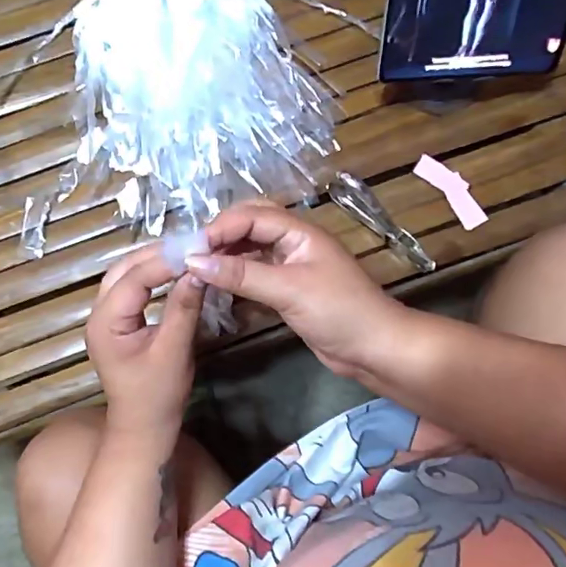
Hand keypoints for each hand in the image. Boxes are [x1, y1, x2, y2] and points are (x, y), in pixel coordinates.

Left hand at [86, 245, 206, 446]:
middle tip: (193, 245)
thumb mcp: (174, 351)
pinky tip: (174, 273)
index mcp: (106, 322)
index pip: (136, 277)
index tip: (198, 248)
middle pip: (125, 269)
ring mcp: (106, 318)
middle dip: (158, 254)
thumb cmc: (157, 396)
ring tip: (186, 254)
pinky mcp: (117, 323)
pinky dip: (152, 277)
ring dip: (154, 262)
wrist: (143, 429)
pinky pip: (132, 289)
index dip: (167, 260)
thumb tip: (198, 270)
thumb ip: (184, 308)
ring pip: (126, 276)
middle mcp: (99, 314)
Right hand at [186, 202, 409, 379]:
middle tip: (191, 255)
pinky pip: (256, 274)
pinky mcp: (290, 290)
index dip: (219, 228)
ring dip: (226, 256)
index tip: (190, 249)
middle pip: (250, 226)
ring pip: (251, 251)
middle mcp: (294, 243)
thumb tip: (194, 261)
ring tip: (197, 270)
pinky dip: (236, 277)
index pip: (251, 216)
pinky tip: (218, 287)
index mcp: (300, 232)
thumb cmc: (338, 312)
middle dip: (220, 236)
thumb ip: (241, 275)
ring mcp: (292, 267)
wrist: (375, 349)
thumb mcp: (288, 290)